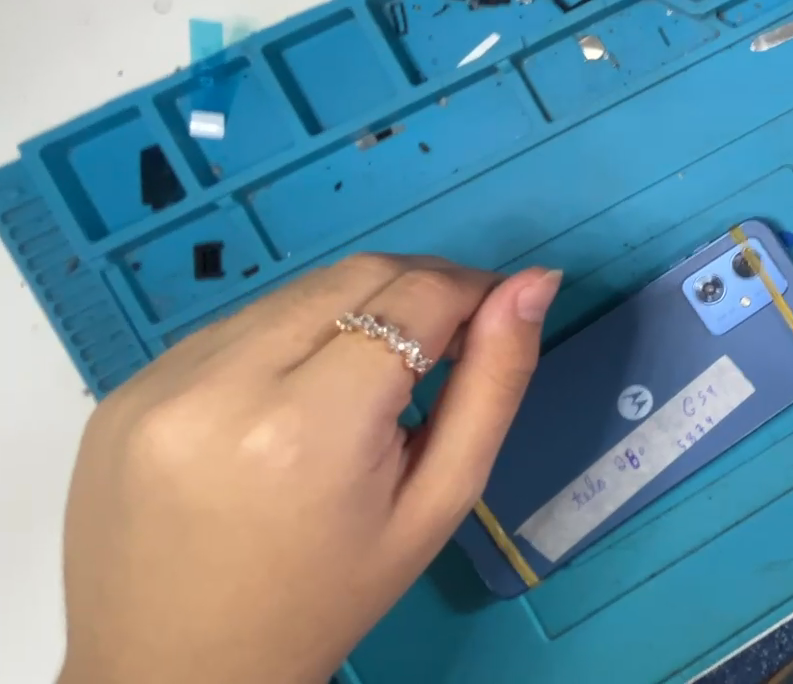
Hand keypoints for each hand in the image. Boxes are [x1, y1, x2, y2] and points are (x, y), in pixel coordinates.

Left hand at [59, 255, 561, 683]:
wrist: (175, 673)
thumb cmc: (337, 590)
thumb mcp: (446, 494)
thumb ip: (498, 379)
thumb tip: (537, 282)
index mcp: (309, 428)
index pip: (419, 296)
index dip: (476, 291)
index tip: (497, 323)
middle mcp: (221, 388)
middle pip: (363, 275)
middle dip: (429, 288)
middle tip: (453, 342)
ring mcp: (160, 383)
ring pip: (309, 286)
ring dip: (370, 304)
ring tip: (385, 370)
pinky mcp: (128, 387)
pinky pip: (251, 317)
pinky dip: (309, 326)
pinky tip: (315, 384)